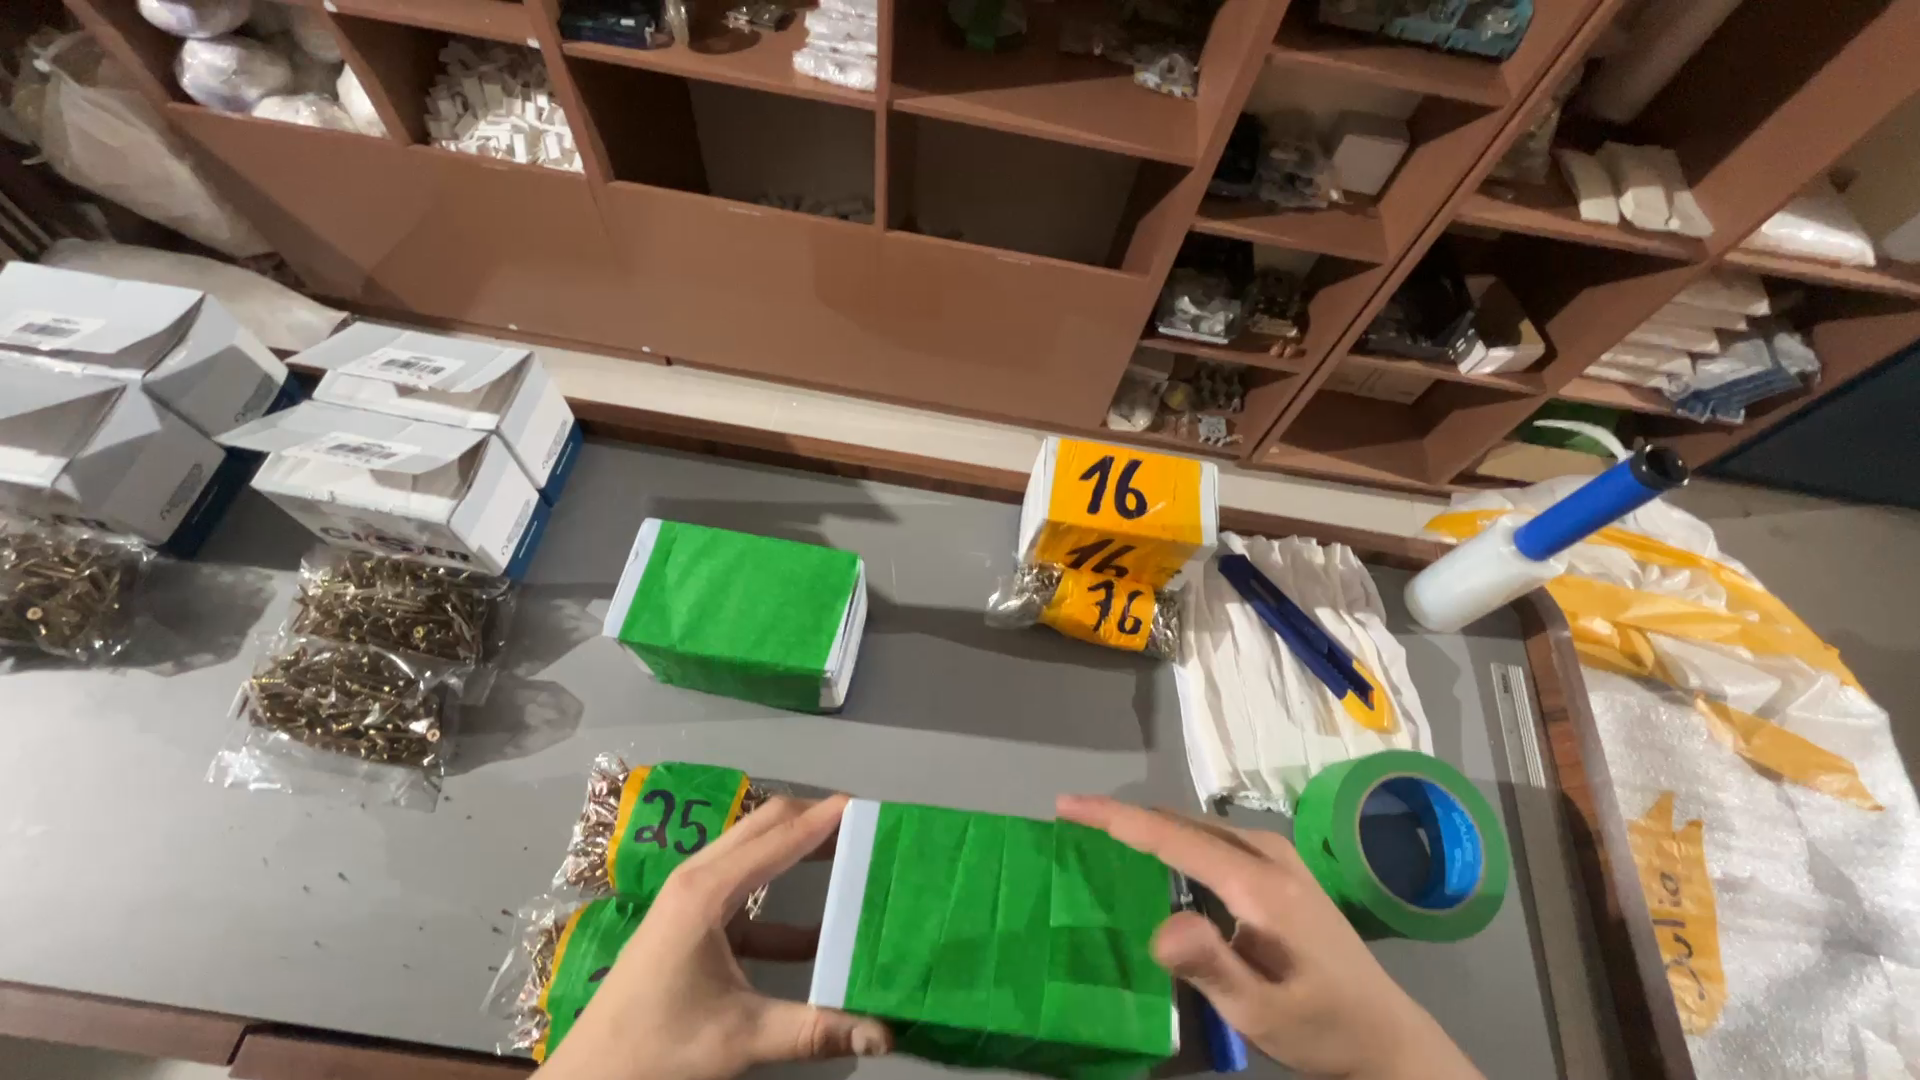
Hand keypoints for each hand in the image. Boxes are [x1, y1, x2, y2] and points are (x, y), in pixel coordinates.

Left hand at [537, 794, 891, 1079]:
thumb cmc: (655, 1050)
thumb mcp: (740, 1037)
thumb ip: (815, 1030)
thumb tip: (886, 1035)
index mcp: (708, 889)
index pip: (781, 836)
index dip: (827, 818)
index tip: (871, 807)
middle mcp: (700, 876)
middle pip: (767, 825)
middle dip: (816, 819)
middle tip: (868, 826)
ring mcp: (693, 896)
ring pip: (756, 851)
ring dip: (801, 848)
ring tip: (852, 855)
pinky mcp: (693, 920)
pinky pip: (747, 890)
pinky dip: (783, 898)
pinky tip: (820, 931)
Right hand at [1057, 795, 1482, 1079]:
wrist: (1387, 1037)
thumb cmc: (1320, 1027)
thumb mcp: (1262, 1010)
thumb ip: (1211, 965)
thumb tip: (1158, 926)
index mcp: (1259, 883)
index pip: (1171, 836)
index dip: (1114, 817)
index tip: (1066, 805)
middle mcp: (1266, 853)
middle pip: (1180, 821)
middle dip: (1123, 817)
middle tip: (1072, 823)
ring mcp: (1277, 856)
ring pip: (1195, 826)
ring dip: (1146, 827)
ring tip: (1100, 836)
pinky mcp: (1279, 868)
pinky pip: (1211, 839)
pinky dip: (1172, 840)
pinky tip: (1156, 858)